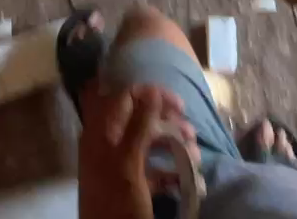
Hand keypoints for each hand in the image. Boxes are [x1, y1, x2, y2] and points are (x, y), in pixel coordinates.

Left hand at [76, 83, 197, 218]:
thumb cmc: (116, 204)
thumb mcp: (128, 164)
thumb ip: (139, 126)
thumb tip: (152, 91)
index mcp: (101, 133)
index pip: (125, 97)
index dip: (152, 95)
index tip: (180, 105)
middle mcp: (108, 144)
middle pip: (139, 119)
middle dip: (168, 123)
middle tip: (191, 132)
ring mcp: (119, 166)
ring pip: (148, 144)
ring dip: (173, 146)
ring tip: (195, 157)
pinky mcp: (130, 187)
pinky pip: (152, 169)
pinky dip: (170, 171)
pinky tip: (187, 180)